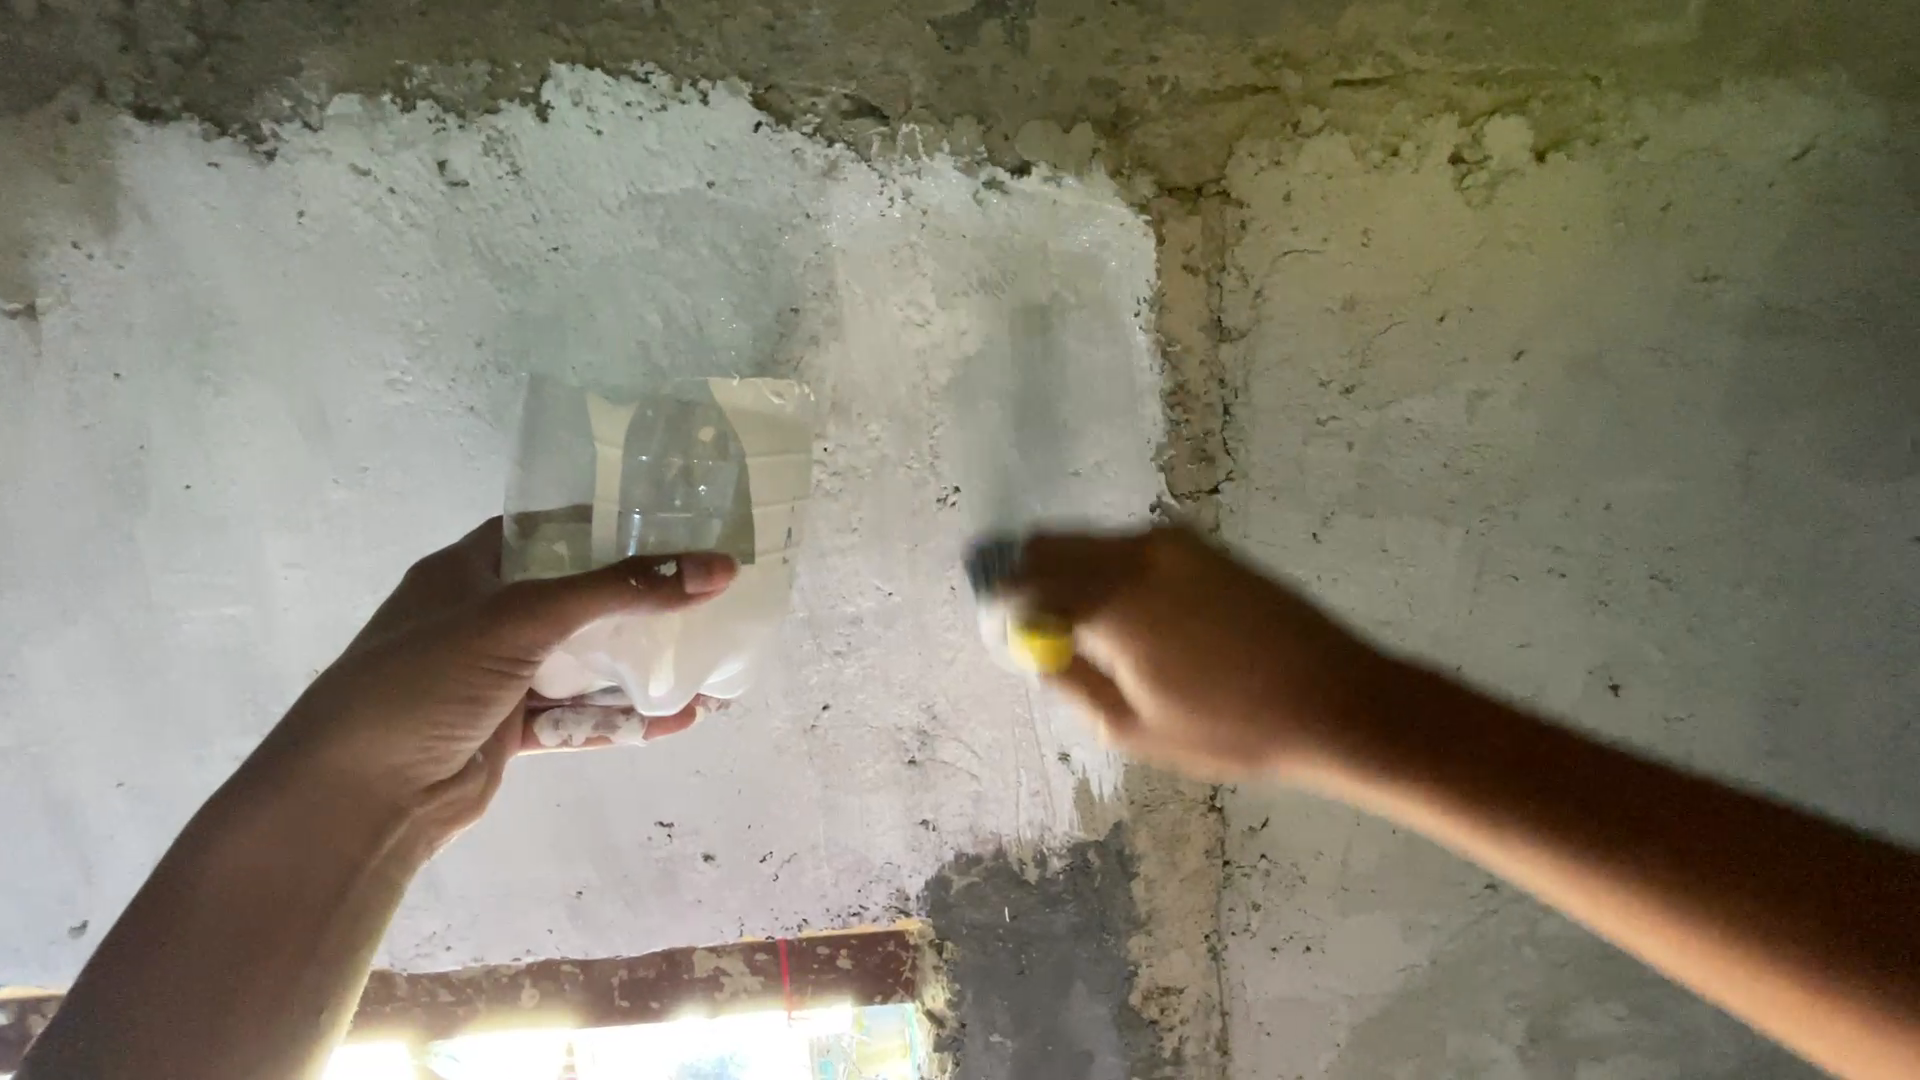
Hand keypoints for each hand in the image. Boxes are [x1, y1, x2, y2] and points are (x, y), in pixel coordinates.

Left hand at [252, 519, 735, 843]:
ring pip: (584, 662)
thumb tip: (719, 567)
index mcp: (469, 571)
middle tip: (703, 590)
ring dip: (640, 665)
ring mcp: (499, 676)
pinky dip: (625, 718)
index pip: (547, 531)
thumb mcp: (524, 617)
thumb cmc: (426, 681)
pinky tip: (679, 717)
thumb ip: (622, 590)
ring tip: (706, 660)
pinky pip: (580, 715)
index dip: (605, 525)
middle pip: (577, 598)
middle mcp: (484, 618)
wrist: (353, 804)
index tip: (670, 524)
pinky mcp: (512, 728)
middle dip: (639, 599)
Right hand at [1004, 525, 1396, 780]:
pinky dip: (1108, 570)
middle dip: (1030, 580)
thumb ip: (1068, 678)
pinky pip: (1127, 546)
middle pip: (1050, 544)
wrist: (1337, 698)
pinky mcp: (1198, 543)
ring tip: (1091, 630)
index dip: (1003, 604)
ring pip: (1089, 541)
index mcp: (1113, 601)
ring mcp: (1170, 540)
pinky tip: (1135, 615)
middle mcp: (1134, 552)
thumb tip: (1032, 646)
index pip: (1025, 582)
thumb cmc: (1230, 727)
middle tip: (1039, 627)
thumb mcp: (1131, 726)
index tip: (1003, 630)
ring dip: (1071, 574)